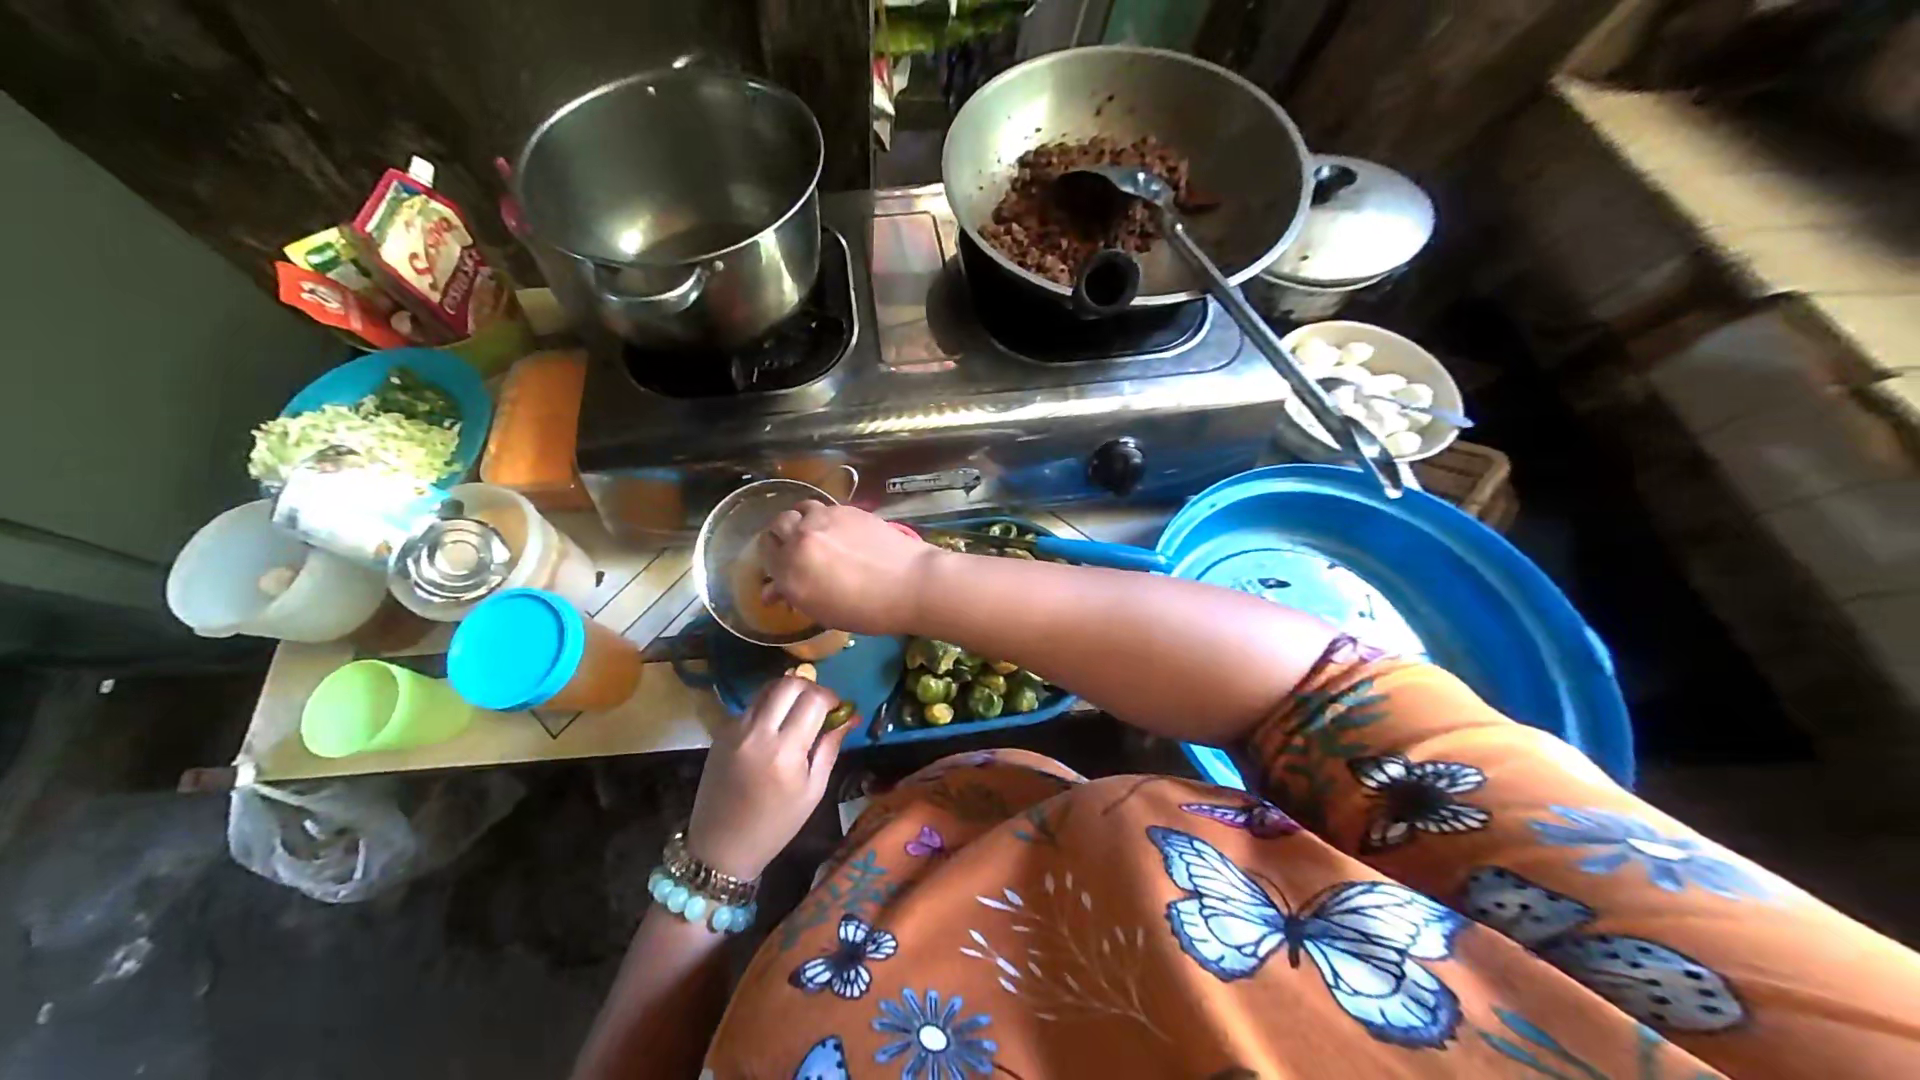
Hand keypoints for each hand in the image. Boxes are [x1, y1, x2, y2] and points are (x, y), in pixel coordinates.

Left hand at [684, 676, 855, 880]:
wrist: (721, 846)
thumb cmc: (776, 825)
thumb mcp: (814, 790)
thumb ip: (830, 746)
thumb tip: (850, 715)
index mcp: (784, 751)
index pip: (813, 699)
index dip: (831, 697)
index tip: (838, 709)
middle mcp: (757, 732)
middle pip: (789, 683)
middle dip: (811, 687)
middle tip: (820, 706)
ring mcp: (735, 729)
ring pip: (768, 688)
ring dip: (789, 693)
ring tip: (799, 713)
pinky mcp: (722, 731)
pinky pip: (752, 705)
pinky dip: (770, 707)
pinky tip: (776, 728)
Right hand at [759, 502, 941, 635]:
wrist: (911, 584)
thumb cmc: (867, 611)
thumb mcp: (823, 611)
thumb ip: (794, 594)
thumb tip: (772, 590)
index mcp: (790, 574)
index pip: (765, 554)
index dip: (772, 558)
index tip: (780, 564)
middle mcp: (799, 542)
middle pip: (777, 525)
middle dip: (781, 535)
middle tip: (793, 547)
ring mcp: (822, 521)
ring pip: (798, 510)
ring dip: (800, 520)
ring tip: (813, 533)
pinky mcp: (845, 509)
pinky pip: (823, 507)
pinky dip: (822, 516)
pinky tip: (836, 529)